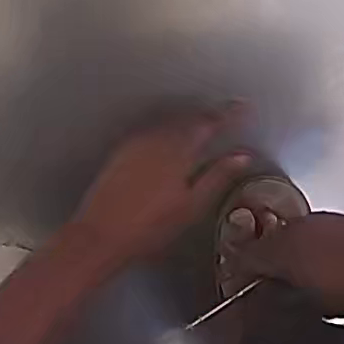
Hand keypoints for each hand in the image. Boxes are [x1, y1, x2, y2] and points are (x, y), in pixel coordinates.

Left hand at [68, 105, 252, 266]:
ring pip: (168, 125)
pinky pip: (151, 134)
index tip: (242, 108)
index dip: (230, 115)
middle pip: (187, 120)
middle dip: (208, 119)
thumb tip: (241, 156)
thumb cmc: (148, 227)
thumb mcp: (192, 205)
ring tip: (201, 132)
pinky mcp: (121, 152)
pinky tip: (169, 147)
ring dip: (186, 125)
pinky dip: (167, 134)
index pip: (209, 123)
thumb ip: (218, 176)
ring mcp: (135, 144)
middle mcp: (155, 140)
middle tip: (225, 120)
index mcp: (177, 150)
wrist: (101, 235)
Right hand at [229, 211, 343, 317]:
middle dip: (263, 262)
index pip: (244, 257)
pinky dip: (307, 246)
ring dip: (286, 253)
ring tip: (299, 276)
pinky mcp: (333, 219)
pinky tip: (321, 264)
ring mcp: (314, 221)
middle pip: (264, 244)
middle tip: (268, 283)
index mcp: (281, 250)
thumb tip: (272, 300)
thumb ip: (285, 299)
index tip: (240, 284)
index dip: (239, 273)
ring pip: (287, 237)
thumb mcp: (316, 305)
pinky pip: (308, 232)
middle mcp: (293, 230)